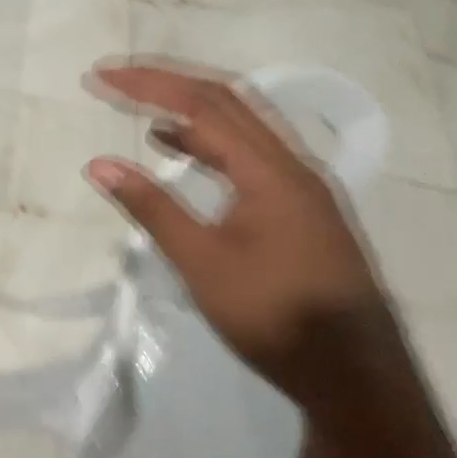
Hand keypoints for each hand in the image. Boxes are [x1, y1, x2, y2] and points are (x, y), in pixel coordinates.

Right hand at [83, 62, 398, 406]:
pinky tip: (176, 147)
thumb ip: (151, 207)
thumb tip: (98, 163)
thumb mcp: (202, 262)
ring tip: (135, 103)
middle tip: (113, 76)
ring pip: (240, 125)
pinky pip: (247, 153)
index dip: (147, 85)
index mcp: (272, 172)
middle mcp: (293, 168)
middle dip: (166, 82)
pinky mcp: (299, 211)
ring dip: (186, 107)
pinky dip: (204, 139)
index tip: (98, 77)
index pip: (202, 106)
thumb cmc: (275, 317)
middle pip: (227, 101)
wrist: (358, 381)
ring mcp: (301, 190)